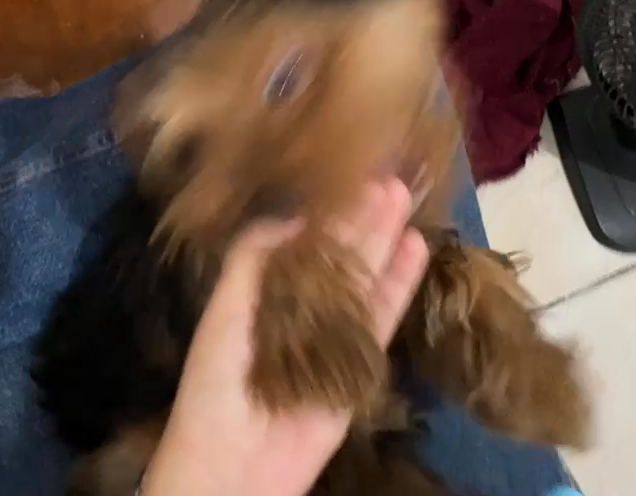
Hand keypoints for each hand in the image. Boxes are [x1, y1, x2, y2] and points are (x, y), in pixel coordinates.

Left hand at [143, 179, 430, 495]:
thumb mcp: (226, 300)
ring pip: (365, 275)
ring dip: (383, 237)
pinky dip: (399, 282)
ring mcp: (335, 331)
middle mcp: (304, 303)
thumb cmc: (220, 374)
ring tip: (403, 196)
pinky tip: (415, 248)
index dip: (326, 208)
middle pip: (340, 252)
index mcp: (268, 286)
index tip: (346, 174)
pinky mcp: (361, 361)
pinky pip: (383, 315)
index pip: (304, 238)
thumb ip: (256, 254)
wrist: (235, 461)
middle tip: (388, 176)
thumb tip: (297, 216)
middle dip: (361, 215)